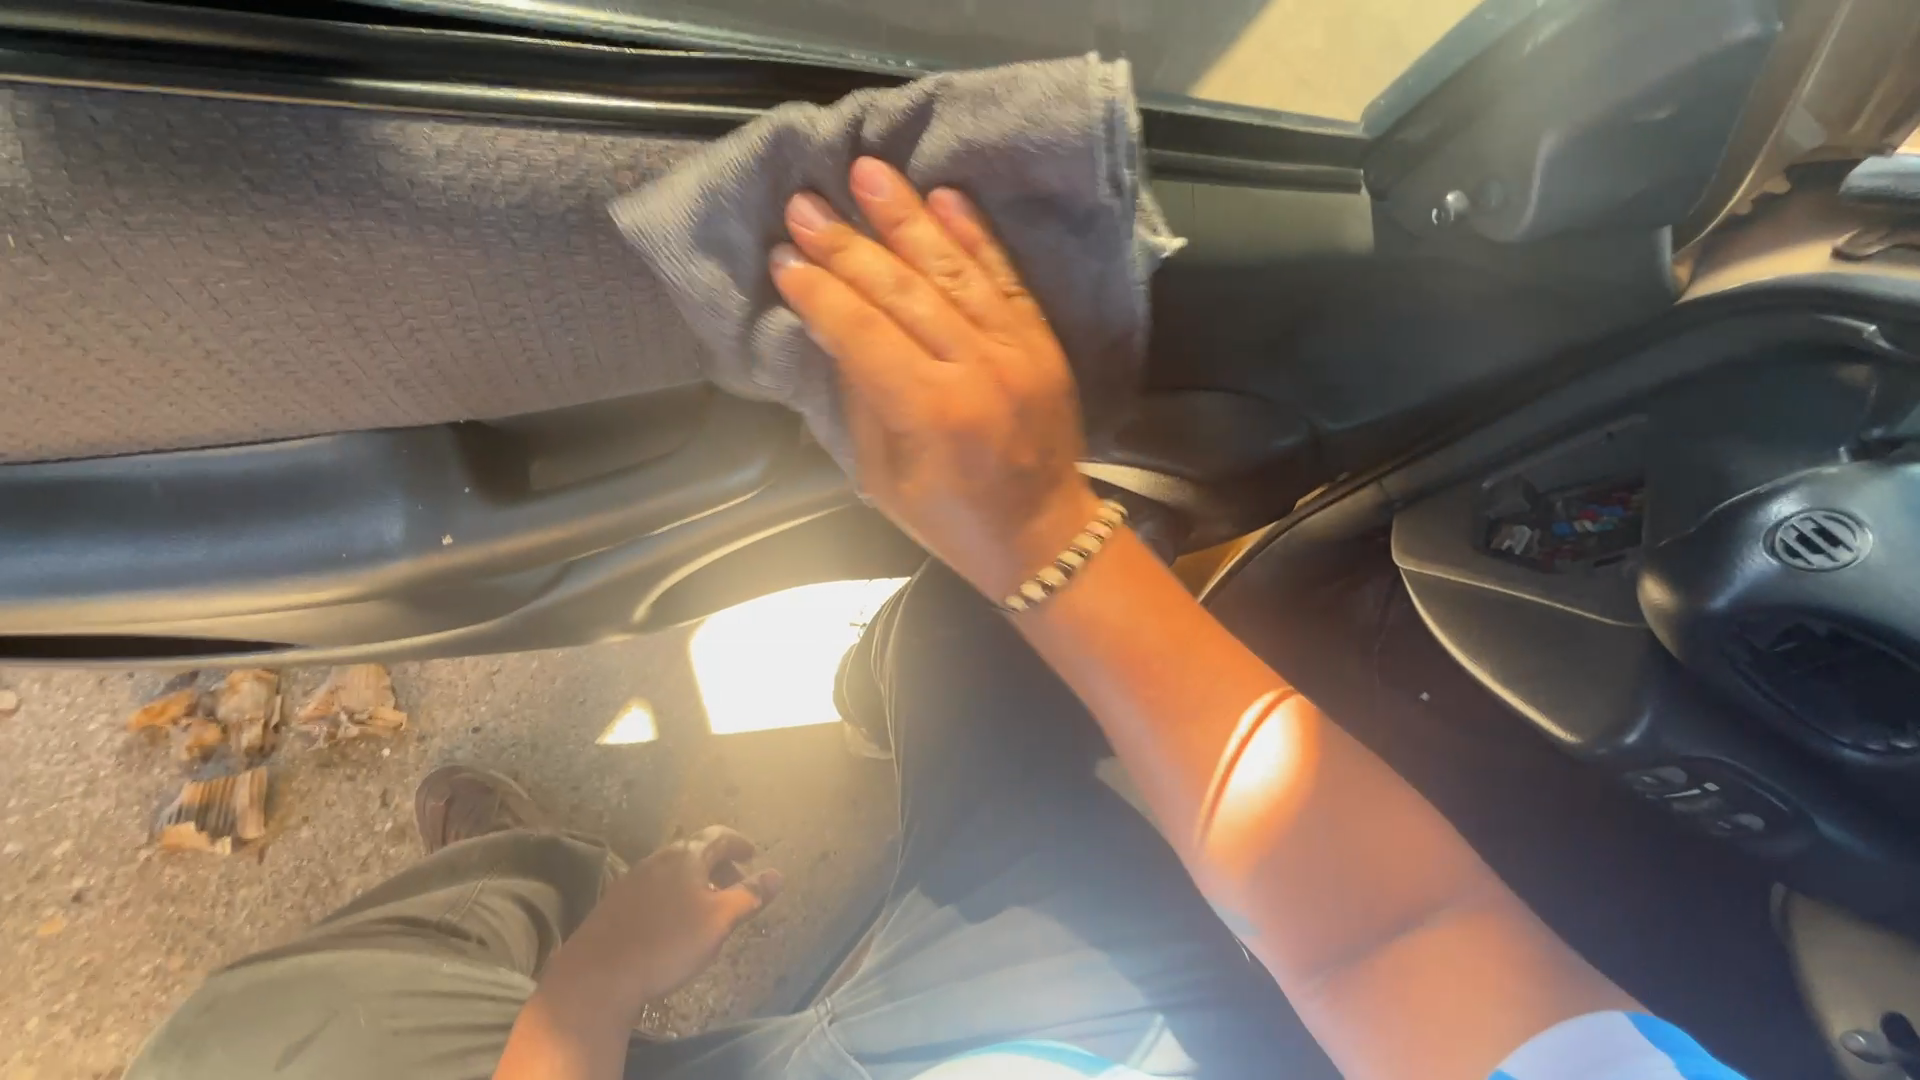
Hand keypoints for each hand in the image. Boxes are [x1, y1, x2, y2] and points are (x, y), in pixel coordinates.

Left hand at [497, 828, 780, 1079]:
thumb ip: (749, 895)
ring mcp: (632, 880)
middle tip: (735, 885)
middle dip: (718, 864)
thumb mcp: (718, 921)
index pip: (719, 836)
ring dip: (695, 881)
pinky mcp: (614, 904)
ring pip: (673, 871)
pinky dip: (673, 895)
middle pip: (695, 851)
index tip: (752, 854)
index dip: (738, 843)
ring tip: (706, 907)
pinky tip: (672, 923)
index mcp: (686, 856)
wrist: (596, 977)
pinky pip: (654, 888)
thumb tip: (777, 874)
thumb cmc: (667, 943)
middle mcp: (658, 859)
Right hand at [768, 157, 1102, 599]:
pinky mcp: (1041, 340)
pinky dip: (974, 234)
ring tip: (867, 173)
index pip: (861, 331)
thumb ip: (860, 397)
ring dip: (906, 218)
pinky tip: (943, 197)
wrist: (1044, 533)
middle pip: (901, 290)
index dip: (818, 293)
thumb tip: (832, 328)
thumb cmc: (952, 519)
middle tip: (804, 205)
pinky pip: (1004, 276)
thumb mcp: (883, 476)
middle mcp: (975, 368)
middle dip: (847, 245)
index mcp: (930, 411)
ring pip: (952, 269)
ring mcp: (1015, 348)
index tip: (782, 260)